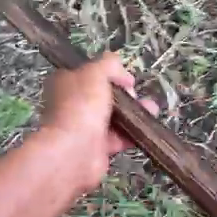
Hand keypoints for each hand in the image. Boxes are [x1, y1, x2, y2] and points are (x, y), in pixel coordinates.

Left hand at [36, 53, 155, 193]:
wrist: (73, 152)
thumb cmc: (81, 105)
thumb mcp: (95, 73)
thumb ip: (109, 65)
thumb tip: (123, 74)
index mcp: (66, 82)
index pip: (90, 72)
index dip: (109, 73)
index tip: (126, 79)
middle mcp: (72, 103)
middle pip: (103, 94)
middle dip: (125, 94)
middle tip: (136, 95)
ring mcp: (84, 126)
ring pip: (113, 116)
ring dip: (133, 113)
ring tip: (151, 110)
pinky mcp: (96, 147)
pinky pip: (117, 137)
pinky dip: (131, 133)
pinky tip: (146, 129)